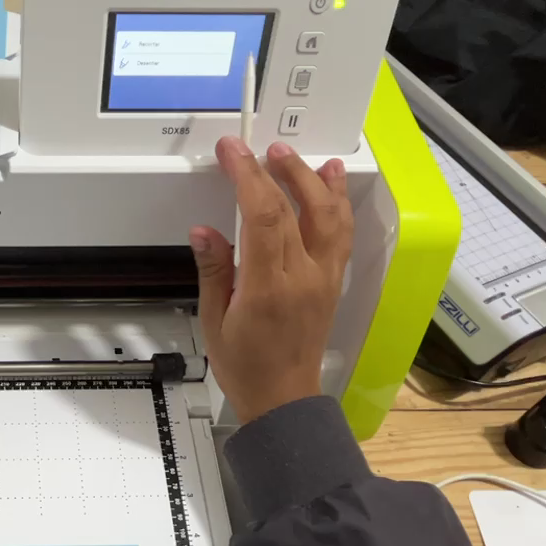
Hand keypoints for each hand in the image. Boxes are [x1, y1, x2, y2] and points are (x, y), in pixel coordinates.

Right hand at [191, 137, 352, 423]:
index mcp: (268, 288)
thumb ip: (213, 271)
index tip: (232, 152)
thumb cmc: (246, 366)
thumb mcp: (214, 321)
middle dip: (272, 170)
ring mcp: (324, 277)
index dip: (247, 176)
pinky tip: (330, 182)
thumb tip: (204, 232)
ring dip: (310, 179)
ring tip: (291, 155)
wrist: (283, 397)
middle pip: (294, 207)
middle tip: (253, 148)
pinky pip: (341, 232)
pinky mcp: (333, 281)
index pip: (262, 215)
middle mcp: (303, 277)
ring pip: (328, 214)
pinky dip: (336, 202)